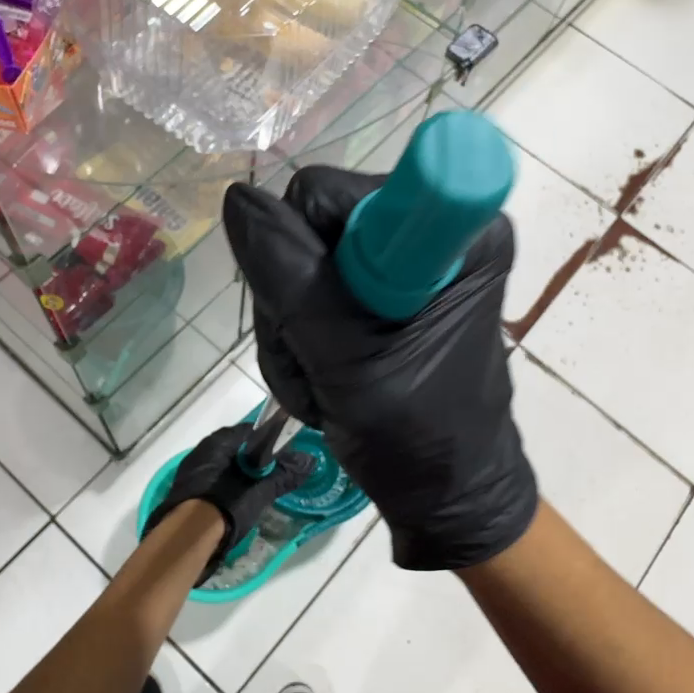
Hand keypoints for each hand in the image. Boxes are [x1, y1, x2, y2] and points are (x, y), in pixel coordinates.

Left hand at [143, 423, 314, 585]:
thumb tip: (309, 460)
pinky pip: (213, 483)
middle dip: (254, 462)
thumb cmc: (225, 505)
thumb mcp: (260, 490)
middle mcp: (201, 451)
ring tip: (257, 494)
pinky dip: (226, 489)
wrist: (187, 539)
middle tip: (272, 478)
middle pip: (236, 450)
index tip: (283, 457)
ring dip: (239, 477)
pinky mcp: (185, 492)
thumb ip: (284, 474)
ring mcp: (190, 472)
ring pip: (223, 468)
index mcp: (218, 441)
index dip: (269, 442)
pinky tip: (236, 504)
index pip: (250, 432)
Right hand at [221, 166, 535, 570]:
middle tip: (317, 367)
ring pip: (296, 263)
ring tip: (322, 385)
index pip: (329, 196)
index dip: (303, 249)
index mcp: (455, 233)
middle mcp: (430, 229)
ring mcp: (403, 260)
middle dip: (294, 302)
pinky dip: (300, 340)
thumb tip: (238, 199)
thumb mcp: (348, 362)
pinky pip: (308, 290)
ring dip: (293, 332)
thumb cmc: (420, 438)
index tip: (325, 316)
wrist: (448, 496)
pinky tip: (323, 380)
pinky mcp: (382, 289)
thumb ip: (292, 280)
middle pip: (306, 227)